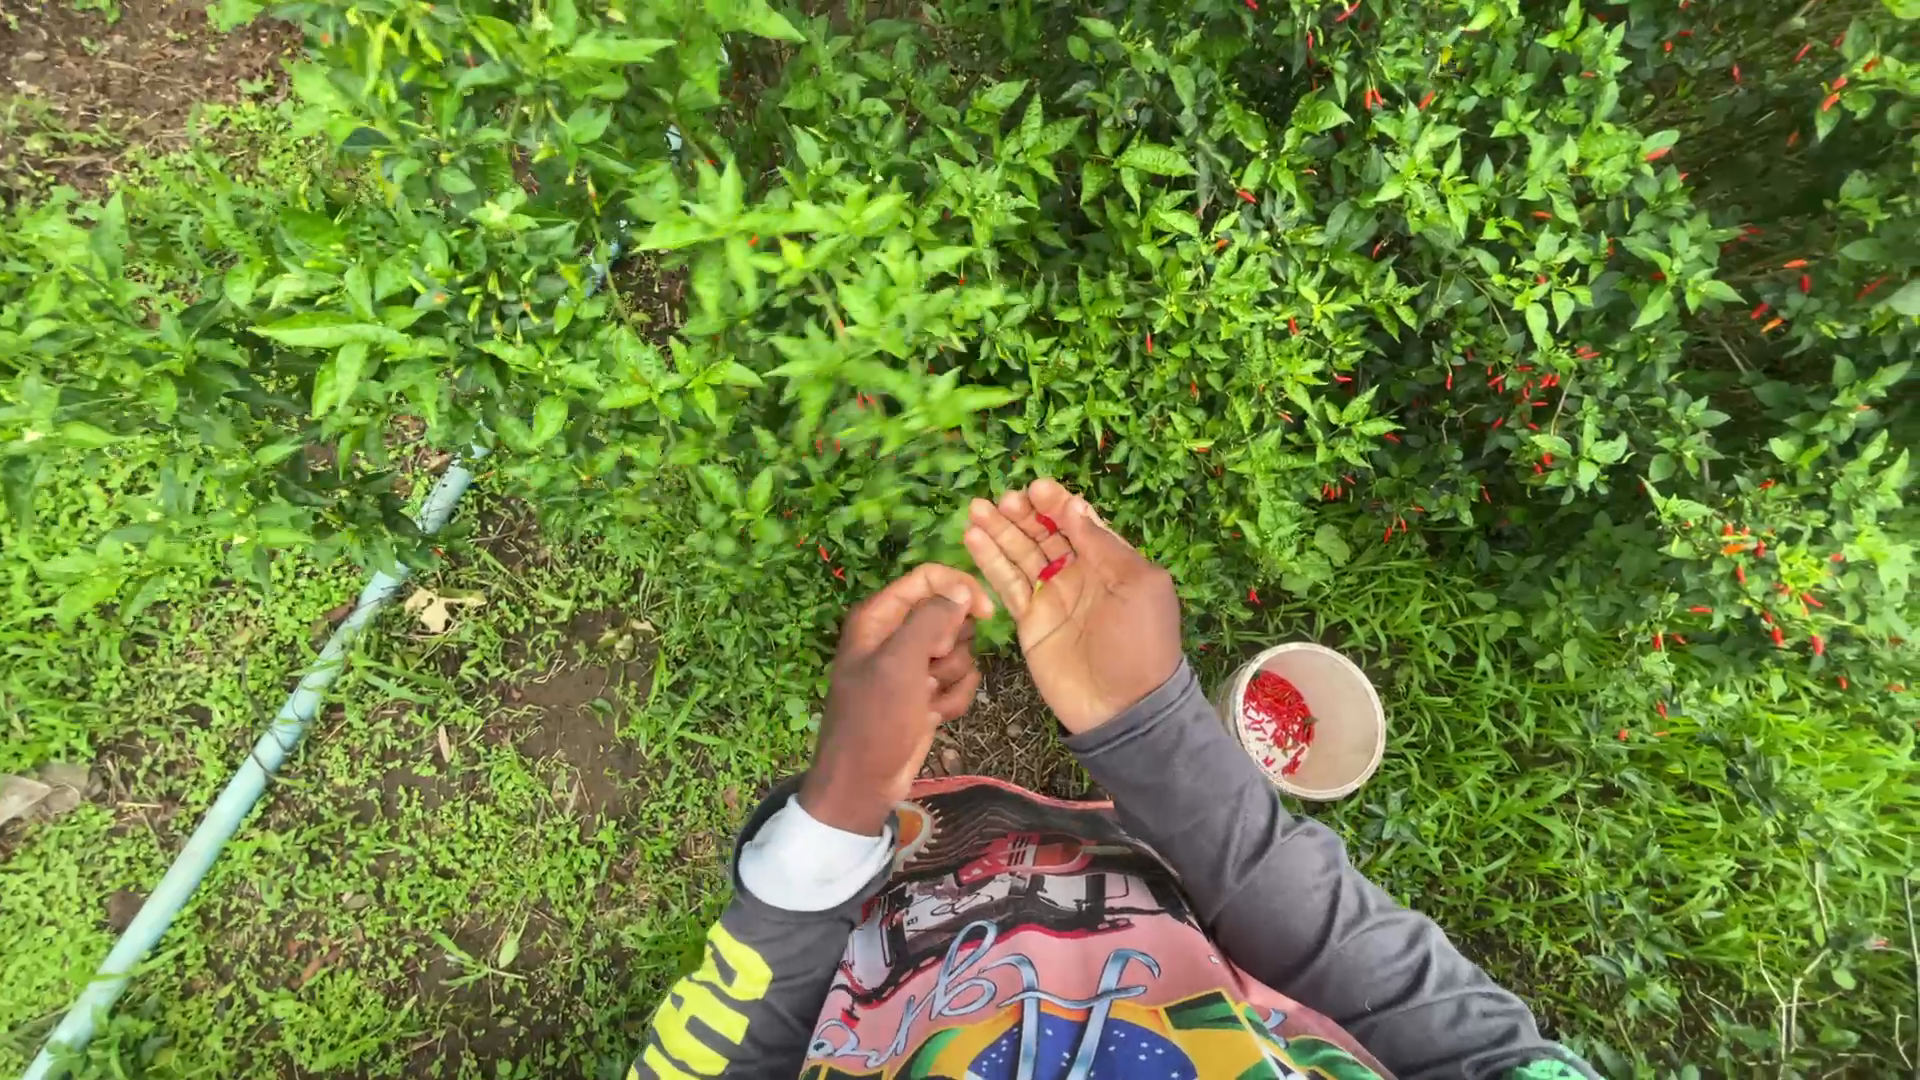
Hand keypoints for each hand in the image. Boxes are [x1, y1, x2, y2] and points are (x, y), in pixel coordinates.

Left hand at [799, 564, 995, 835]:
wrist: (864, 783)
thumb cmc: (874, 719)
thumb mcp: (900, 663)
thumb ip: (932, 620)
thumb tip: (962, 590)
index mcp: (879, 616)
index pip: (929, 578)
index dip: (960, 589)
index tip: (986, 612)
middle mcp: (896, 634)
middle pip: (950, 615)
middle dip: (952, 646)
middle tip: (930, 668)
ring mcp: (913, 664)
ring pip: (961, 651)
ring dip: (951, 678)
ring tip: (926, 698)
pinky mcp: (927, 691)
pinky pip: (960, 680)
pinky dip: (952, 699)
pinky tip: (933, 715)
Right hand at [963, 479, 1181, 733]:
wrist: (1123, 708)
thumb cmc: (1139, 642)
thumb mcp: (1137, 584)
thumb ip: (1102, 544)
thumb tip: (1074, 505)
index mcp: (1110, 562)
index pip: (1077, 522)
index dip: (1056, 504)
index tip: (1035, 489)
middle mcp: (1078, 573)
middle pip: (1044, 534)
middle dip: (1023, 514)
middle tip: (1002, 500)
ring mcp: (1051, 596)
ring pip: (1020, 555)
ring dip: (1000, 531)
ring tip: (977, 510)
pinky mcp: (1028, 619)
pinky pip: (1006, 584)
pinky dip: (989, 561)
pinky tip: (973, 539)